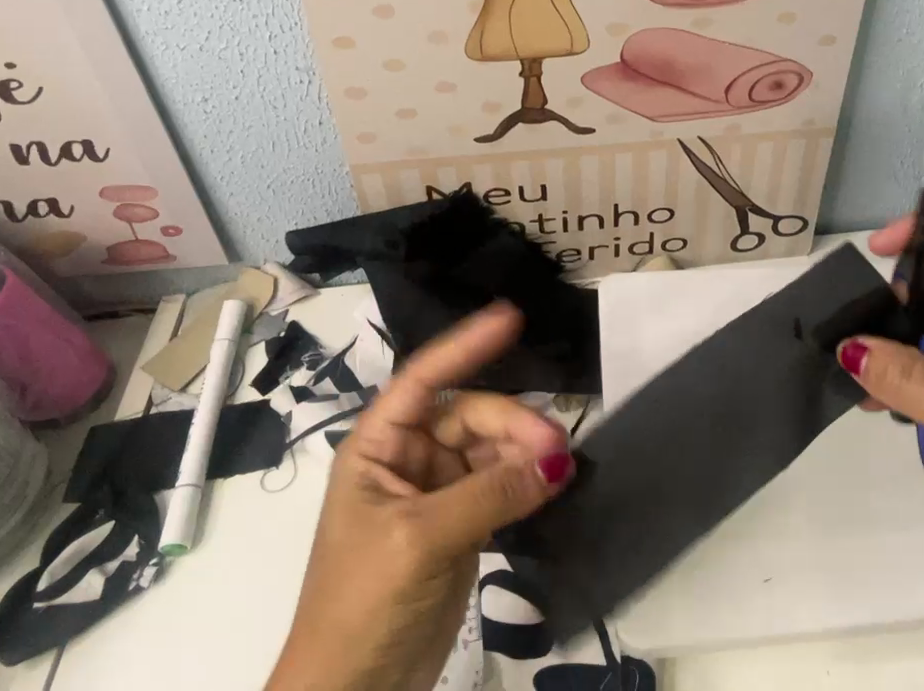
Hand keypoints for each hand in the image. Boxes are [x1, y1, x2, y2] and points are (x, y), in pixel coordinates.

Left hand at [267, 305, 574, 690]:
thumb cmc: (363, 604)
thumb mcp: (422, 541)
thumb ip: (491, 494)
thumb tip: (558, 457)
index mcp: (377, 447)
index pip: (424, 379)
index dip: (466, 346)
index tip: (512, 319)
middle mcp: (407, 459)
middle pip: (470, 416)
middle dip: (512, 424)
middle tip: (555, 447)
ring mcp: (436, 493)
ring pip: (490, 451)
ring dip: (524, 454)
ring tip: (560, 468)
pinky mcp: (460, 526)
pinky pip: (501, 487)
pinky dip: (527, 483)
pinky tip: (553, 484)